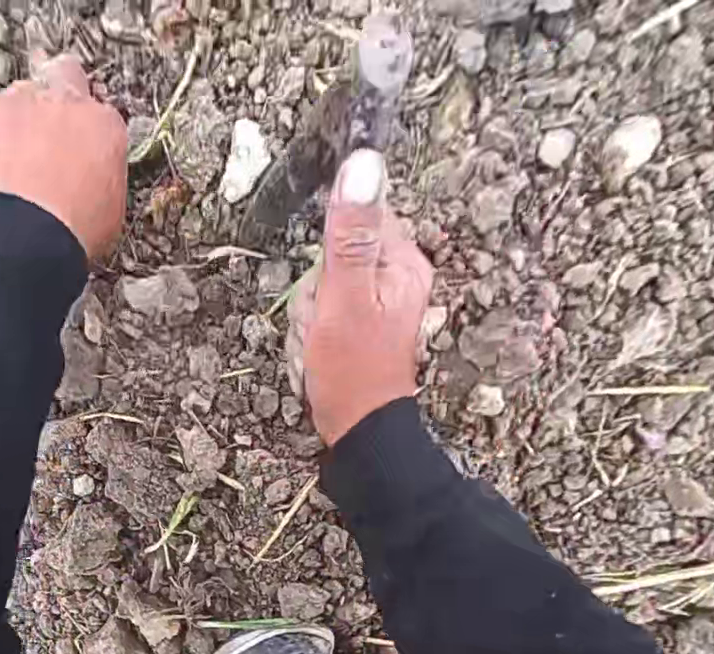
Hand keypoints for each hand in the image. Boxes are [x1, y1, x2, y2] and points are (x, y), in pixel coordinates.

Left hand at [0, 54, 127, 259]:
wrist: (40, 231)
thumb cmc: (81, 227)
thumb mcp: (113, 205)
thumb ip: (106, 173)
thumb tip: (97, 176)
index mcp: (109, 128)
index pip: (104, 116)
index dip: (94, 134)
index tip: (87, 148)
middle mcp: (73, 104)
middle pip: (68, 73)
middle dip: (63, 93)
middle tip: (57, 126)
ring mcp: (34, 101)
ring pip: (30, 90)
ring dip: (28, 113)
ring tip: (26, 151)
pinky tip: (4, 155)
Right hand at [296, 149, 435, 444]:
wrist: (357, 430)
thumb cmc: (353, 371)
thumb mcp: (345, 298)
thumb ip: (350, 236)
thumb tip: (363, 162)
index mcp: (403, 264)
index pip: (355, 222)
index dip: (329, 254)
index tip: (329, 287)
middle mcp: (396, 277)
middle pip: (333, 254)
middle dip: (316, 291)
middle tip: (324, 324)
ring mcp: (377, 301)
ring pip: (321, 284)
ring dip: (310, 314)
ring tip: (322, 342)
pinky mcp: (360, 321)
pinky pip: (322, 308)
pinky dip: (313, 329)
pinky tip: (320, 351)